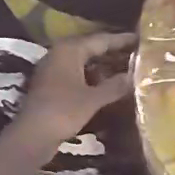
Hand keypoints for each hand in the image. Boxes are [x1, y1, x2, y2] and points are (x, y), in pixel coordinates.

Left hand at [13, 33, 137, 149]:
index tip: (141, 39)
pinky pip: (77, 76)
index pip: (101, 39)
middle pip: (91, 49)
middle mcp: (59, 55)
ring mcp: (53, 71)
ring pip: (83, 64)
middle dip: (113, 53)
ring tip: (127, 71)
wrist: (32, 135)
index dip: (122, 40)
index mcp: (69, 50)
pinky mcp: (51, 87)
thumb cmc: (63, 111)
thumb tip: (135, 76)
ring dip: (103, 67)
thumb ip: (115, 85)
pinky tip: (107, 87)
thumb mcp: (93, 99)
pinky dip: (92, 79)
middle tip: (138, 55)